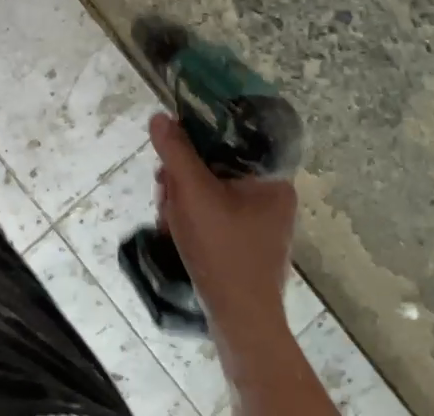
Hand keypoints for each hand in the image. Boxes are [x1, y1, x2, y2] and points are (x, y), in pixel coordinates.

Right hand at [148, 112, 296, 341]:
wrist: (240, 316)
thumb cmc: (222, 248)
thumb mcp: (192, 192)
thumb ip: (175, 151)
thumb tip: (160, 116)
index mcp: (272, 181)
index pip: (234, 138)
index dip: (197, 137)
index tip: (173, 149)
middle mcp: (272, 196)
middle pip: (214, 164)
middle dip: (180, 175)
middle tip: (166, 191)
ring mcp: (261, 221)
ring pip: (209, 188)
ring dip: (180, 196)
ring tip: (170, 217)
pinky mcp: (247, 240)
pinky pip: (213, 211)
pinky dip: (190, 215)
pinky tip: (177, 229)